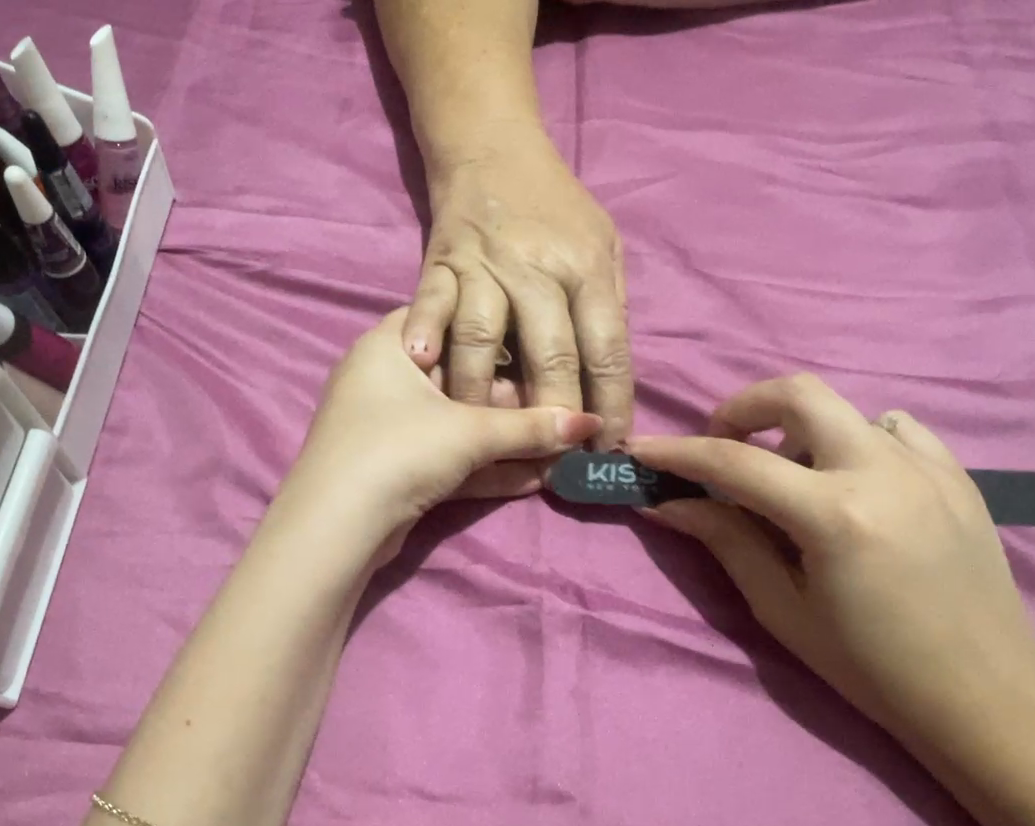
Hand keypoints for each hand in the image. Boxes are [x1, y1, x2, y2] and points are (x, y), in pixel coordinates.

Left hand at [280, 308, 602, 557]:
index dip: (505, 333)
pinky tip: (534, 480)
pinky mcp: (395, 470)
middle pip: (462, 379)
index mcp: (390, 344)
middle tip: (566, 410)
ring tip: (560, 452)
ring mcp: (388, 428)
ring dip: (506, 443)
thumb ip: (532, 426)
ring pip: (458, 426)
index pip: (454, 319)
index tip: (549, 344)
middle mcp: (384, 378)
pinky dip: (486, 469)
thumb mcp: (471, 432)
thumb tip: (590, 424)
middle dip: (515, 402)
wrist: (337, 527)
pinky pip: (449, 460)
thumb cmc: (399, 449)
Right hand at [404, 125, 632, 447]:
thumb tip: (611, 382)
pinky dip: (425, 330)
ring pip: (485, 339)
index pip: (607, 348)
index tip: (611, 450)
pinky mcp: (440, 262)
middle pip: (550, 355)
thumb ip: (608, 307)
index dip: (612, 404)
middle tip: (556, 468)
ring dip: (486, 394)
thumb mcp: (604, 244)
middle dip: (555, 417)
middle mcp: (538, 269)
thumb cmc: (555, 207)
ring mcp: (484, 266)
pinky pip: (431, 302)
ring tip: (486, 439)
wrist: (492, 148)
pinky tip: (422, 363)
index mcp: (587, 266)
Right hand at [629, 376, 1034, 746]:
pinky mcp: (957, 475)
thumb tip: (668, 503)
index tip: (642, 451)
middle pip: (798, 394)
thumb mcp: (782, 608)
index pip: (737, 463)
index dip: (680, 453)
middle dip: (743, 409)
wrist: (981, 692)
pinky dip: (856, 443)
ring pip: (846, 411)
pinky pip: (895, 431)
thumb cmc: (868, 665)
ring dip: (801, 433)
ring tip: (792, 485)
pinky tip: (853, 487)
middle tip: (722, 450)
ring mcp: (929, 466)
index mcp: (835, 515)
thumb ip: (727, 541)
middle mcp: (884, 471)